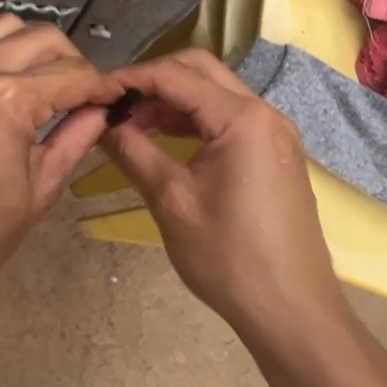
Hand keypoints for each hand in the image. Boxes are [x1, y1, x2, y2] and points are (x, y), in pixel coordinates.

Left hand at [0, 15, 123, 296]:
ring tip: (47, 83)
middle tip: (83, 92)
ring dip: (34, 48)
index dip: (102, 85)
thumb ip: (76, 138)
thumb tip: (100, 110)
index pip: (72, 74)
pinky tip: (8, 91)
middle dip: (72, 60)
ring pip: (4, 29)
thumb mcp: (41, 187)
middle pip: (41, 36)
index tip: (116, 97)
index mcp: (7, 98)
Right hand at [102, 50, 346, 339]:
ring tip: (130, 124)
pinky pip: (225, 116)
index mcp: (243, 118)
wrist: (294, 316)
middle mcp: (264, 114)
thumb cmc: (230, 257)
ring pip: (212, 91)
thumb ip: (131, 149)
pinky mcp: (273, 154)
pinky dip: (191, 118)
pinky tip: (161, 138)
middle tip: (114, 104)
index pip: (174, 75)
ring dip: (170, 99)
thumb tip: (98, 120)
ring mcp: (273, 134)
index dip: (129, 78)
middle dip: (151, 80)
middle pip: (197, 70)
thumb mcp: (169, 199)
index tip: (93, 92)